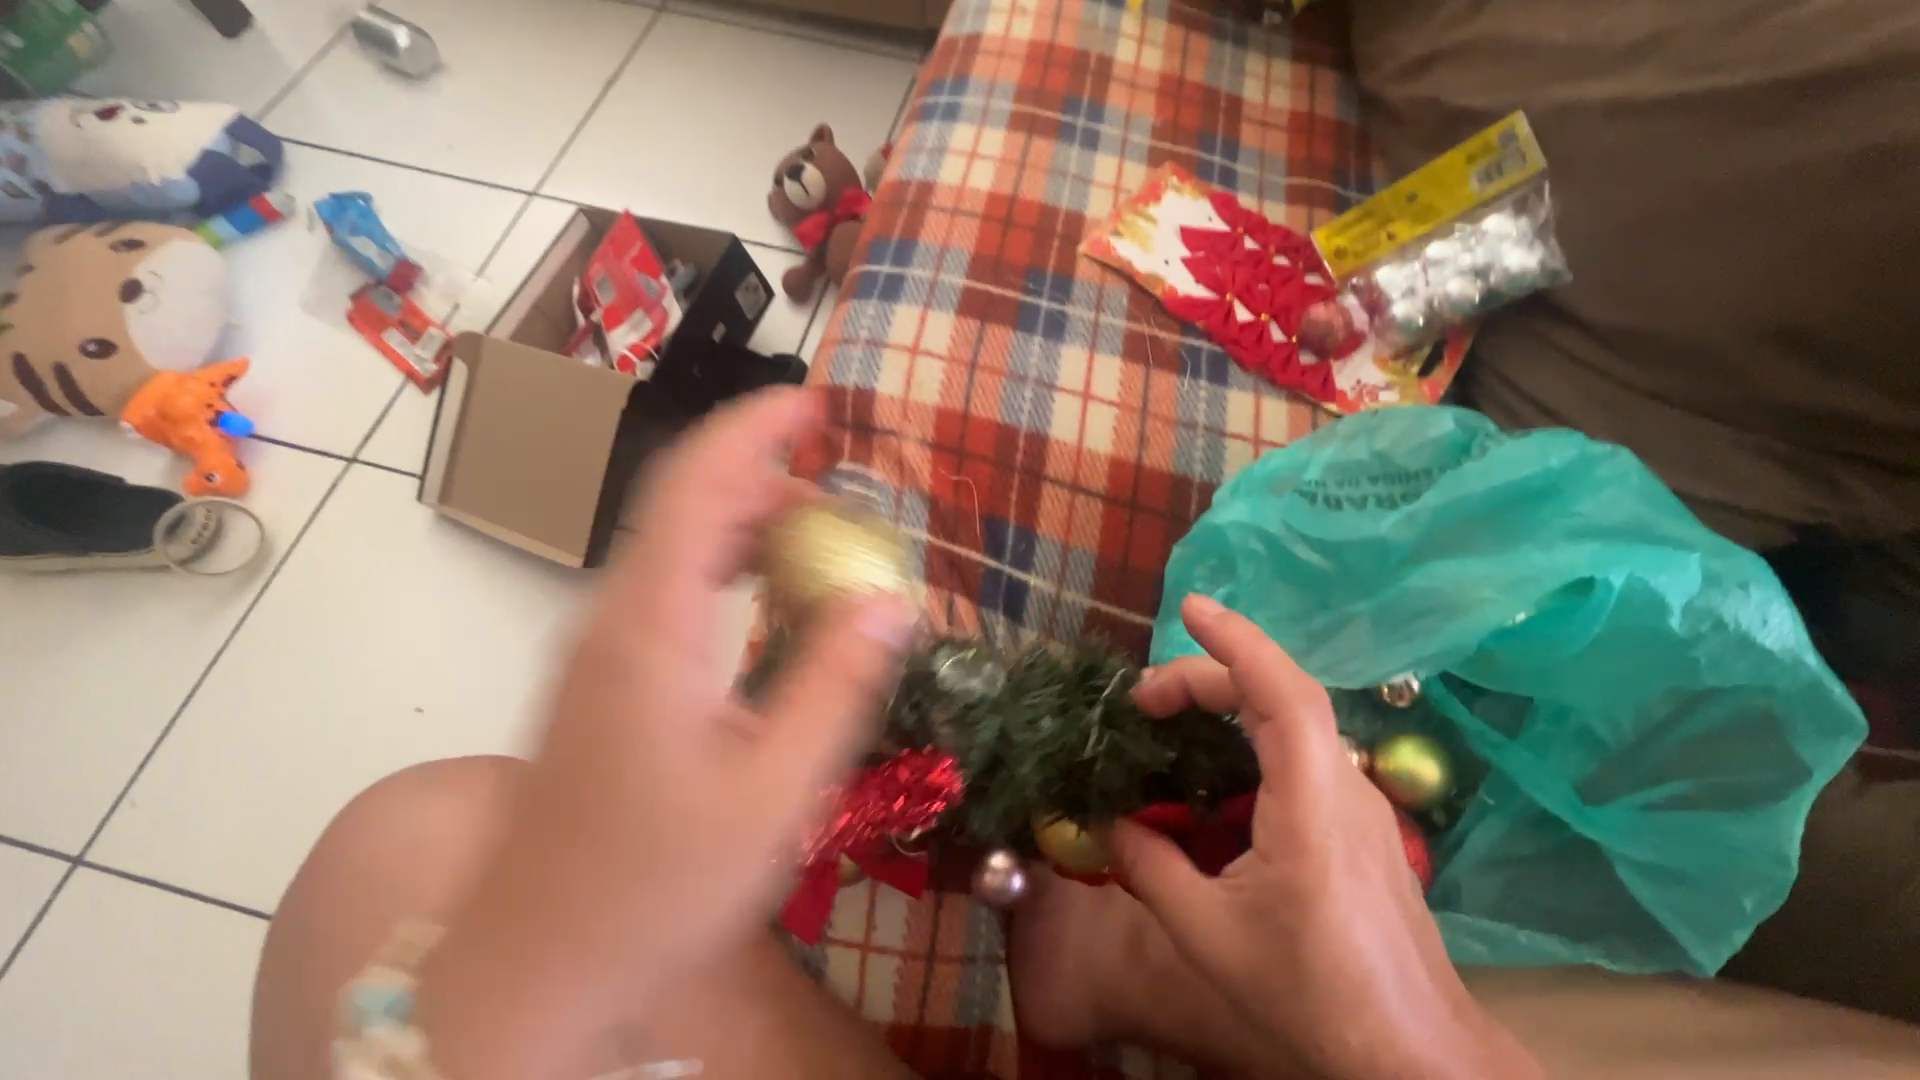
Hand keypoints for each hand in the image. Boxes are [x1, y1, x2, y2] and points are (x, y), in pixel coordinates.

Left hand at [419, 388, 915, 1078]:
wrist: (536, 962)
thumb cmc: (659, 883)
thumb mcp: (775, 792)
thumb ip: (834, 687)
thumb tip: (891, 602)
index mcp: (651, 628)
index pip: (698, 486)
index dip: (753, 429)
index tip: (814, 403)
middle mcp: (612, 618)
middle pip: (682, 505)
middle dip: (762, 473)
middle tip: (842, 490)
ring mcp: (597, 647)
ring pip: (672, 547)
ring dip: (745, 523)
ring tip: (819, 539)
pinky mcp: (599, 678)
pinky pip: (665, 589)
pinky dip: (721, 566)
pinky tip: (766, 602)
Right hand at [1114, 594, 1539, 1079]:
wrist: (1413, 1057)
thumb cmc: (1311, 993)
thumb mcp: (1206, 934)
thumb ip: (1148, 865)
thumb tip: (1107, 822)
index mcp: (1310, 801)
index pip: (1281, 691)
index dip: (1236, 639)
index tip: (1188, 608)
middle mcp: (1342, 786)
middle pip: (1279, 696)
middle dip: (1205, 679)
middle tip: (1140, 702)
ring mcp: (1358, 804)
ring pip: (1293, 724)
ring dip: (1227, 705)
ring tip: (1166, 722)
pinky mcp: (1357, 826)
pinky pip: (1299, 757)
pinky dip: (1248, 740)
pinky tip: (1210, 775)